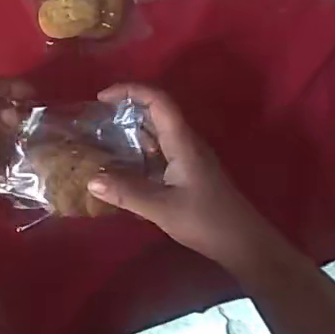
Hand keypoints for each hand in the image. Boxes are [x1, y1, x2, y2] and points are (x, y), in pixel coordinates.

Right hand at [88, 84, 296, 276]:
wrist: (244, 243)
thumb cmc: (207, 221)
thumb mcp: (162, 208)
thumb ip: (126, 193)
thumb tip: (90, 179)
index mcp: (183, 142)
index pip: (158, 100)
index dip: (130, 91)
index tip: (101, 98)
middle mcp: (186, 143)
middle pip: (157, 111)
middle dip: (126, 108)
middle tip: (96, 120)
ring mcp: (189, 157)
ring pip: (158, 132)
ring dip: (131, 130)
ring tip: (102, 139)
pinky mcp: (188, 173)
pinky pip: (160, 151)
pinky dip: (139, 150)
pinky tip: (122, 166)